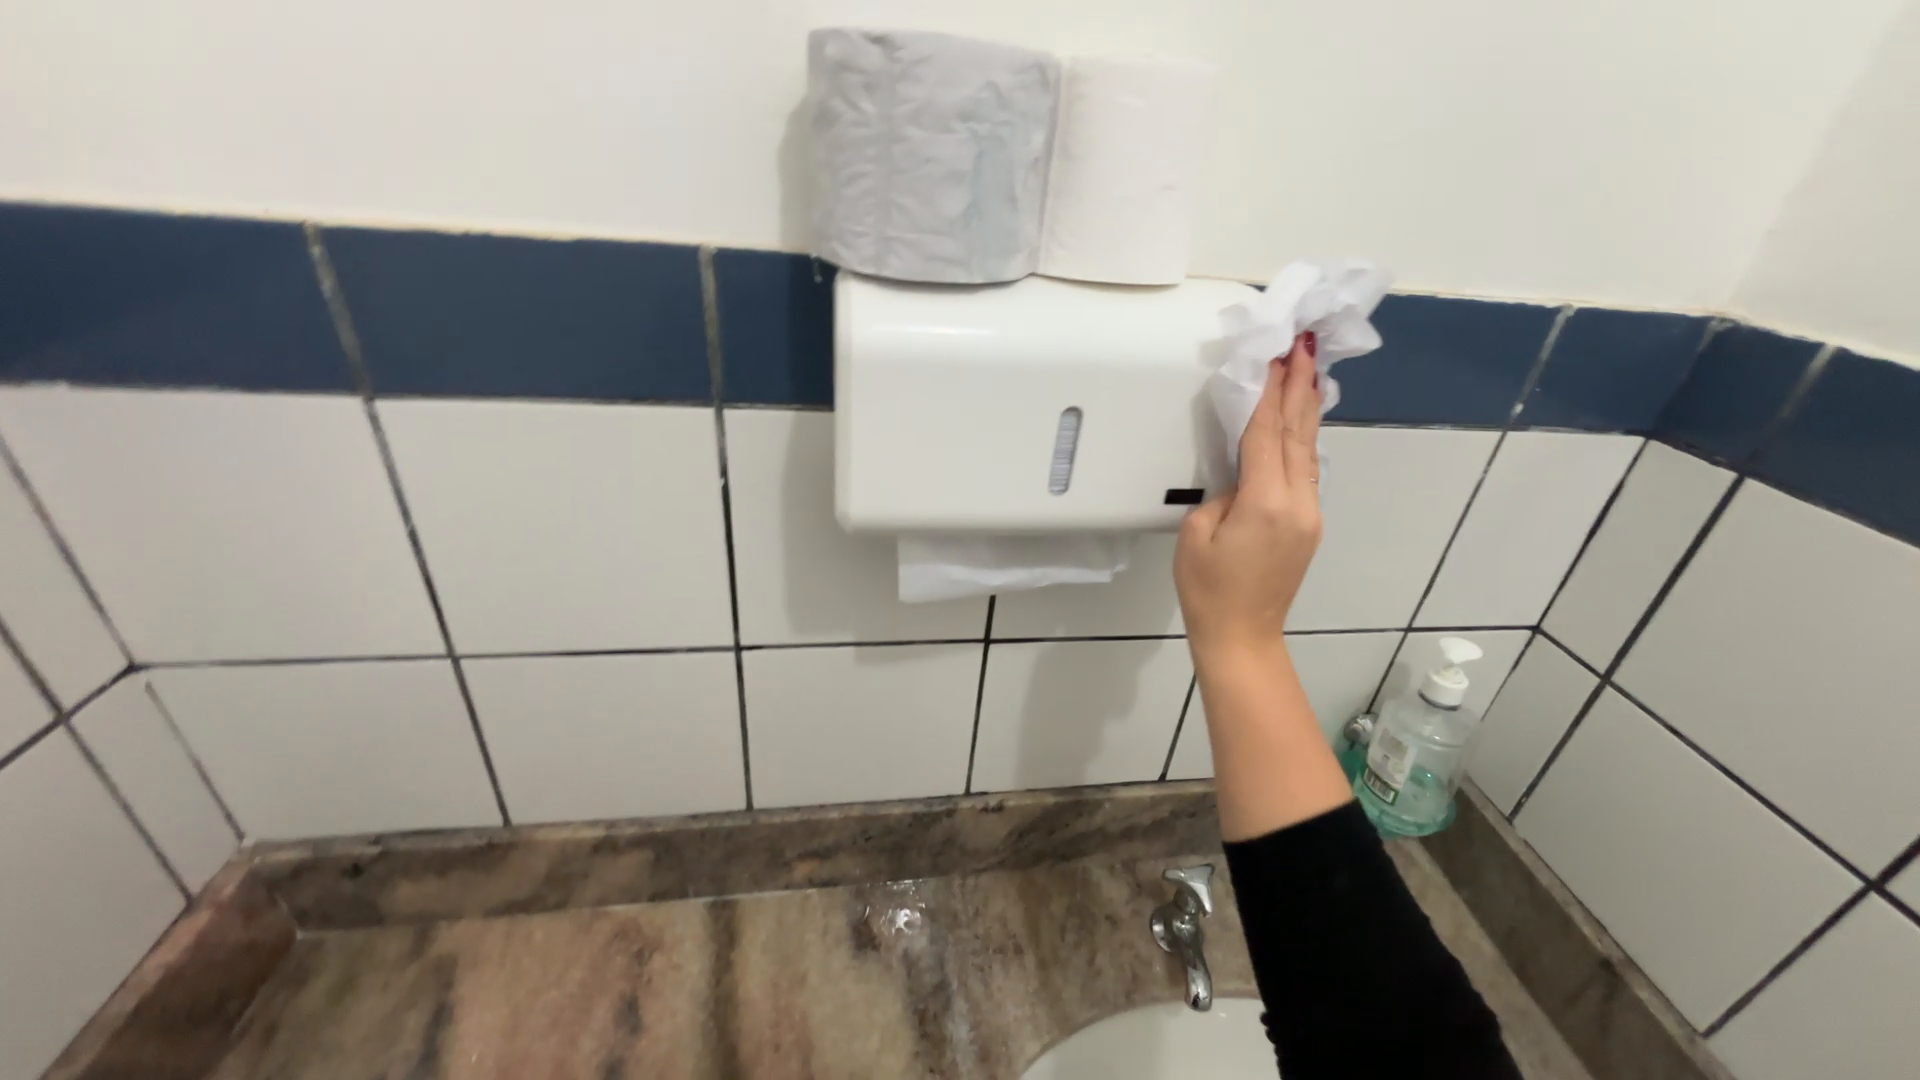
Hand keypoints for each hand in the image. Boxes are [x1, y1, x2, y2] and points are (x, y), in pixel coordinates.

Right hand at [1174, 334, 1323, 659]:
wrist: (1242, 637)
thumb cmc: (1208, 590)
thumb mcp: (1196, 533)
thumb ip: (1221, 494)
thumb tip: (1240, 479)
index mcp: (1265, 502)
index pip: (1268, 432)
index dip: (1272, 390)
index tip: (1281, 353)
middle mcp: (1298, 503)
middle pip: (1299, 433)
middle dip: (1301, 386)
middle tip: (1306, 345)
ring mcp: (1310, 515)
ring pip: (1309, 450)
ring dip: (1307, 408)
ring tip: (1310, 370)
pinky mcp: (1308, 526)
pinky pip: (1307, 471)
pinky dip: (1304, 439)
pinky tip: (1302, 422)